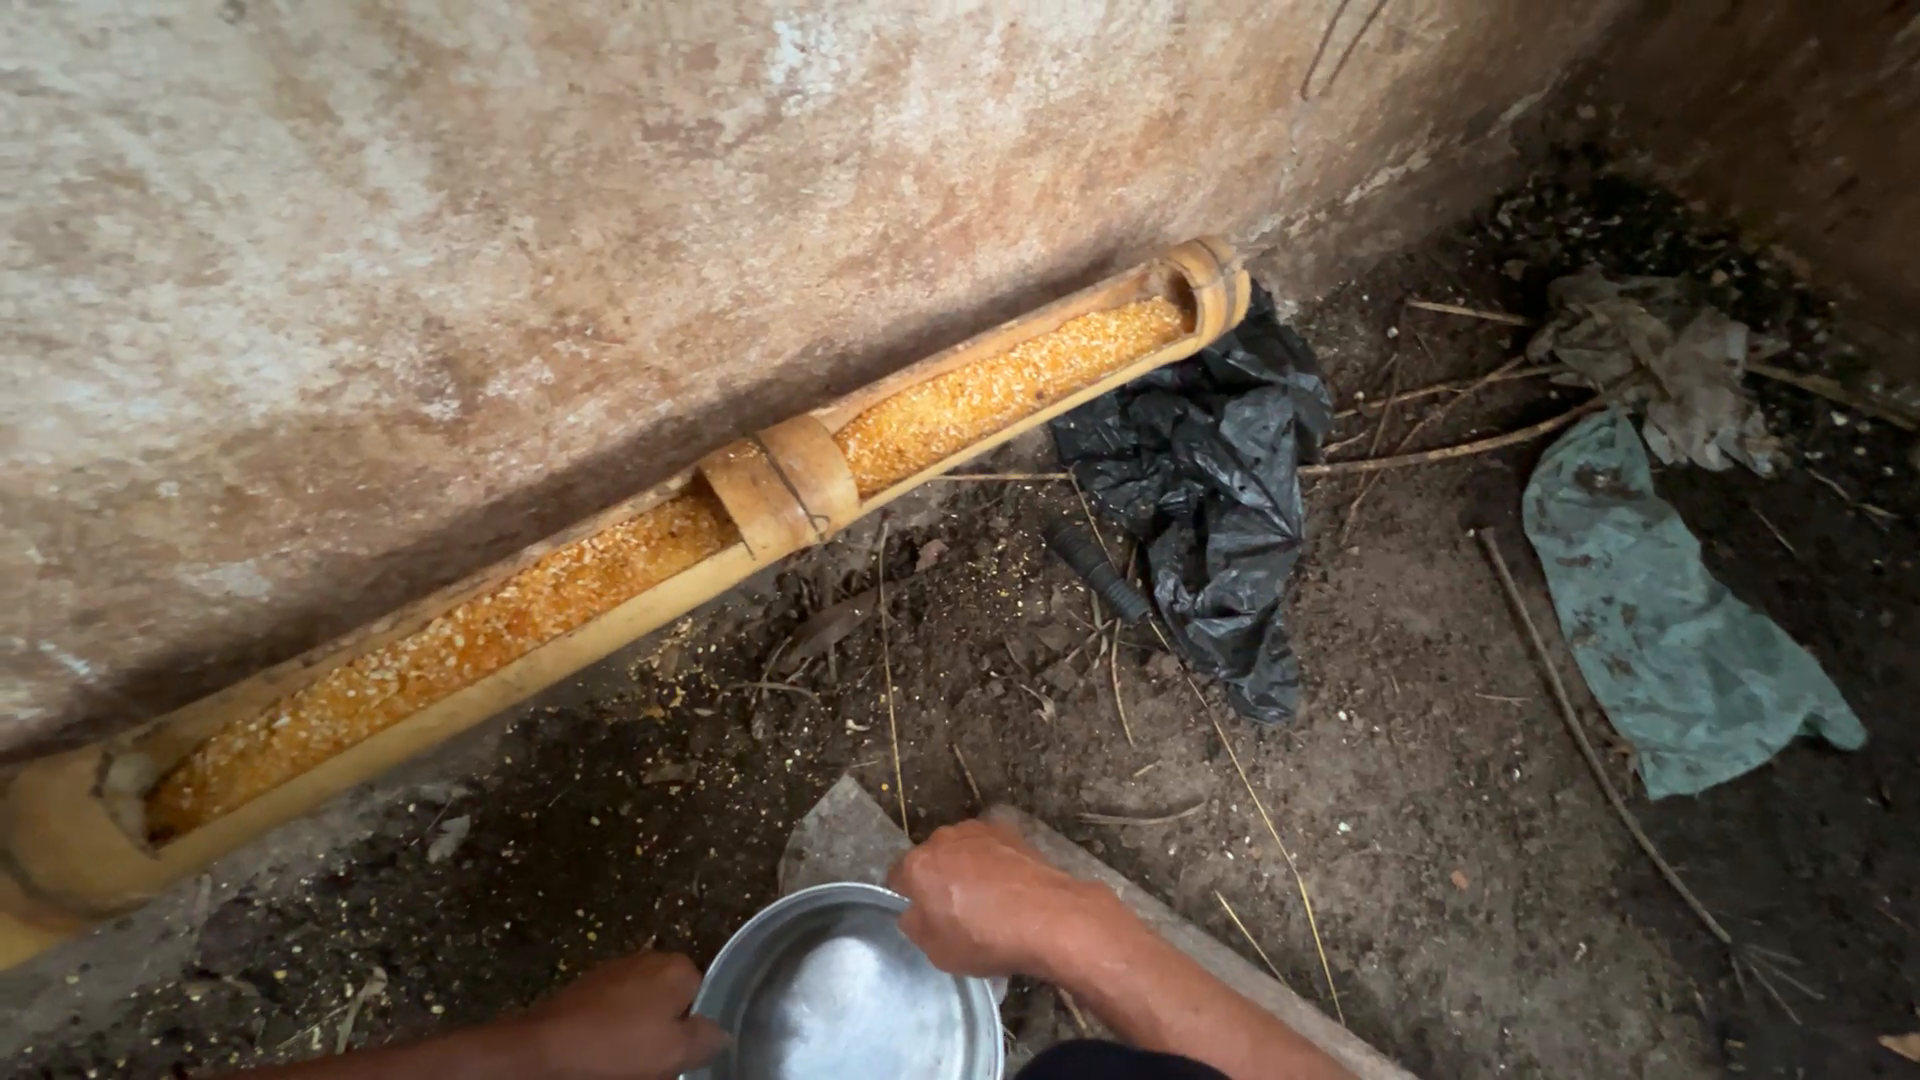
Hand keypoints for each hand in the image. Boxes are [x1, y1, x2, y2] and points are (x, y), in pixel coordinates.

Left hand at [520, 952, 726, 1078]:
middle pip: (672, 1000)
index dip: (692, 1031)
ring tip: (621, 1064)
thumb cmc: (615, 1051)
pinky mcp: (588, 985)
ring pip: (642, 1005)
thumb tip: (721, 1033)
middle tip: (649, 1065)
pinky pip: (614, 1010)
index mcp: (679, 967)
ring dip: (637, 1031)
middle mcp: (653, 957)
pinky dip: (611, 1030)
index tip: (675, 1058)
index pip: (704, 997)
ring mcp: (617, 968)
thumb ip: (706, 1040)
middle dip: (664, 1030)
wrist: (539, 1052)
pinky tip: (599, 1055)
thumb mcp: (672, 1055)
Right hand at [887, 820, 1110, 979]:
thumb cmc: (984, 937)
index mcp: (918, 865)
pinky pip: (989, 847)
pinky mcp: (1008, 830)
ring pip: (960, 850)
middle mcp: (943, 838)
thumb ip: (916, 926)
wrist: (1045, 915)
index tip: (922, 916)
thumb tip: (914, 912)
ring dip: (966, 867)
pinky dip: (992, 861)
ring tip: (987, 899)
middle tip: (955, 911)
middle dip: (938, 879)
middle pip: (931, 859)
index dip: (907, 897)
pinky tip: (1008, 886)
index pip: (897, 877)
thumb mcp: (937, 951)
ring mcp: (978, 830)